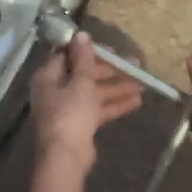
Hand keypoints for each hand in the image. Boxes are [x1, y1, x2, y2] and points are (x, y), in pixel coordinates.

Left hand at [30, 33, 144, 169]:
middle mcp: (56, 90)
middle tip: (135, 65)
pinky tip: (137, 101)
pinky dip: (115, 104)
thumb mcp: (80, 83)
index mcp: (48, 77)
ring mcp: (68, 109)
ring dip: (117, 87)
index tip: (113, 49)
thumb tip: (81, 34)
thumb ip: (84, 59)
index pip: (70, 56)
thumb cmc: (70, 114)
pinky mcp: (80, 124)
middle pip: (85, 74)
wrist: (66, 157)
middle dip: (111, 70)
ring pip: (94, 92)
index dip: (92, 51)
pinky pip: (98, 109)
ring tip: (143, 84)